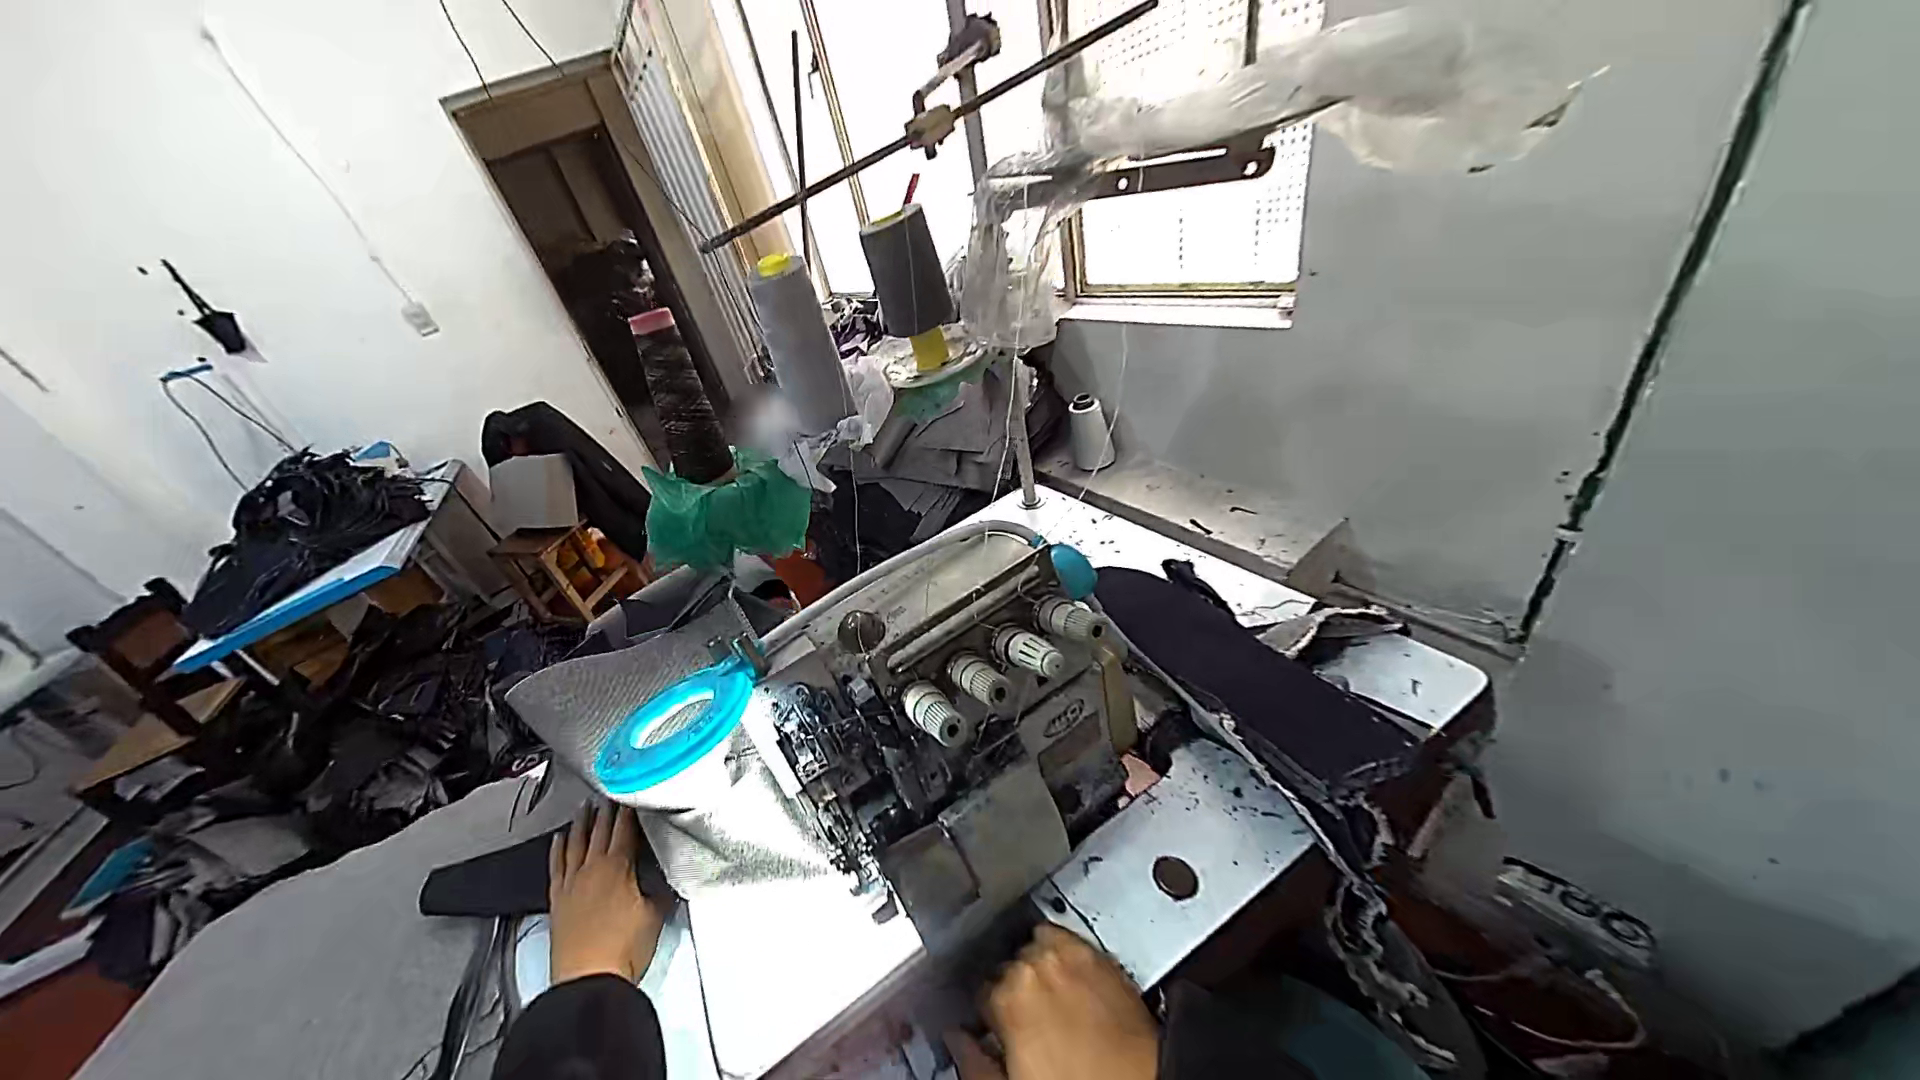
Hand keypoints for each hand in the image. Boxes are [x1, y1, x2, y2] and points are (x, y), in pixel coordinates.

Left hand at [548, 801, 665, 984]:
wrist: (587, 983)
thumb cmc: (625, 948)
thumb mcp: (656, 912)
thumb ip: (660, 885)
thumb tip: (666, 869)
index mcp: (618, 867)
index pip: (625, 829)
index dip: (630, 810)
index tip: (634, 792)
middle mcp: (592, 868)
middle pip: (600, 831)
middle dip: (608, 810)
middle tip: (612, 791)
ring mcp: (571, 883)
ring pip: (576, 843)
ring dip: (582, 823)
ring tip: (586, 806)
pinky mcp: (557, 899)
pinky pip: (556, 865)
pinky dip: (558, 848)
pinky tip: (559, 838)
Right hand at [947, 924, 1159, 1079]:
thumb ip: (975, 1060)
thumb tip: (955, 1038)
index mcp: (1006, 997)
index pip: (978, 990)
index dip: (987, 1011)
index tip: (995, 1024)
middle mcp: (1032, 965)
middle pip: (1005, 966)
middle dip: (1011, 989)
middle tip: (1026, 1017)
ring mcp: (1065, 954)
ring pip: (1031, 948)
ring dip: (1034, 967)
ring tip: (1048, 996)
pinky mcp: (1093, 951)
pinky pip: (1061, 937)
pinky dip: (1057, 952)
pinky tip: (1065, 977)